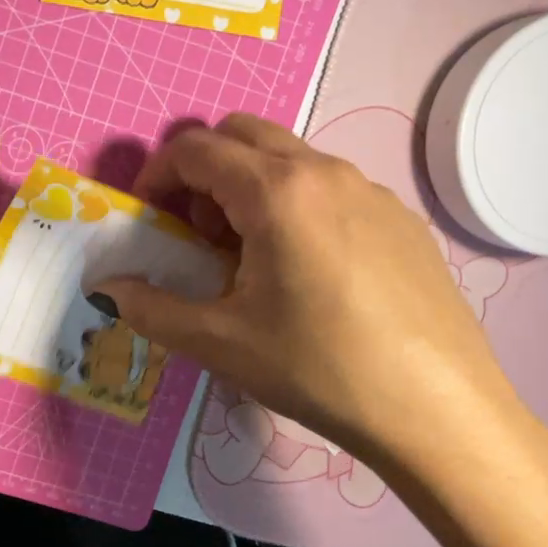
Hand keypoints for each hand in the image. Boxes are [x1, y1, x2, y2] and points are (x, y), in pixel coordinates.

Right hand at [89, 115, 527, 470]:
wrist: (440, 412)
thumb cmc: (318, 369)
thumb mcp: (218, 342)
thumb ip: (149, 307)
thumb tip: (107, 290)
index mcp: (277, 192)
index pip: (195, 148)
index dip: (156, 175)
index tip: (146, 218)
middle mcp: (326, 173)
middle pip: (242, 134)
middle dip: (202, 172)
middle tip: (195, 232)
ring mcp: (372, 192)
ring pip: (288, 158)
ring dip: (247, 187)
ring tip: (246, 259)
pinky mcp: (401, 220)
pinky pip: (328, 187)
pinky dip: (292, 205)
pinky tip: (303, 274)